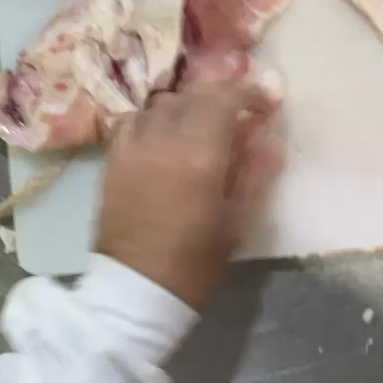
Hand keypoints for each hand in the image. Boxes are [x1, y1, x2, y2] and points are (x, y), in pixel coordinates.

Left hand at [95, 80, 280, 310]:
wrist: (135, 289)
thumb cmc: (194, 262)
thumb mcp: (236, 222)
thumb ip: (254, 175)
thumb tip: (269, 142)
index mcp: (200, 155)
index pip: (225, 99)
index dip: (249, 94)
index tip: (265, 105)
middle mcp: (163, 139)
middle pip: (193, 94)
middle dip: (221, 97)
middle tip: (239, 113)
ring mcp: (133, 146)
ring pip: (162, 103)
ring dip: (188, 105)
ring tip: (202, 124)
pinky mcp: (113, 158)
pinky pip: (133, 119)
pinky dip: (154, 118)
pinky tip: (163, 135)